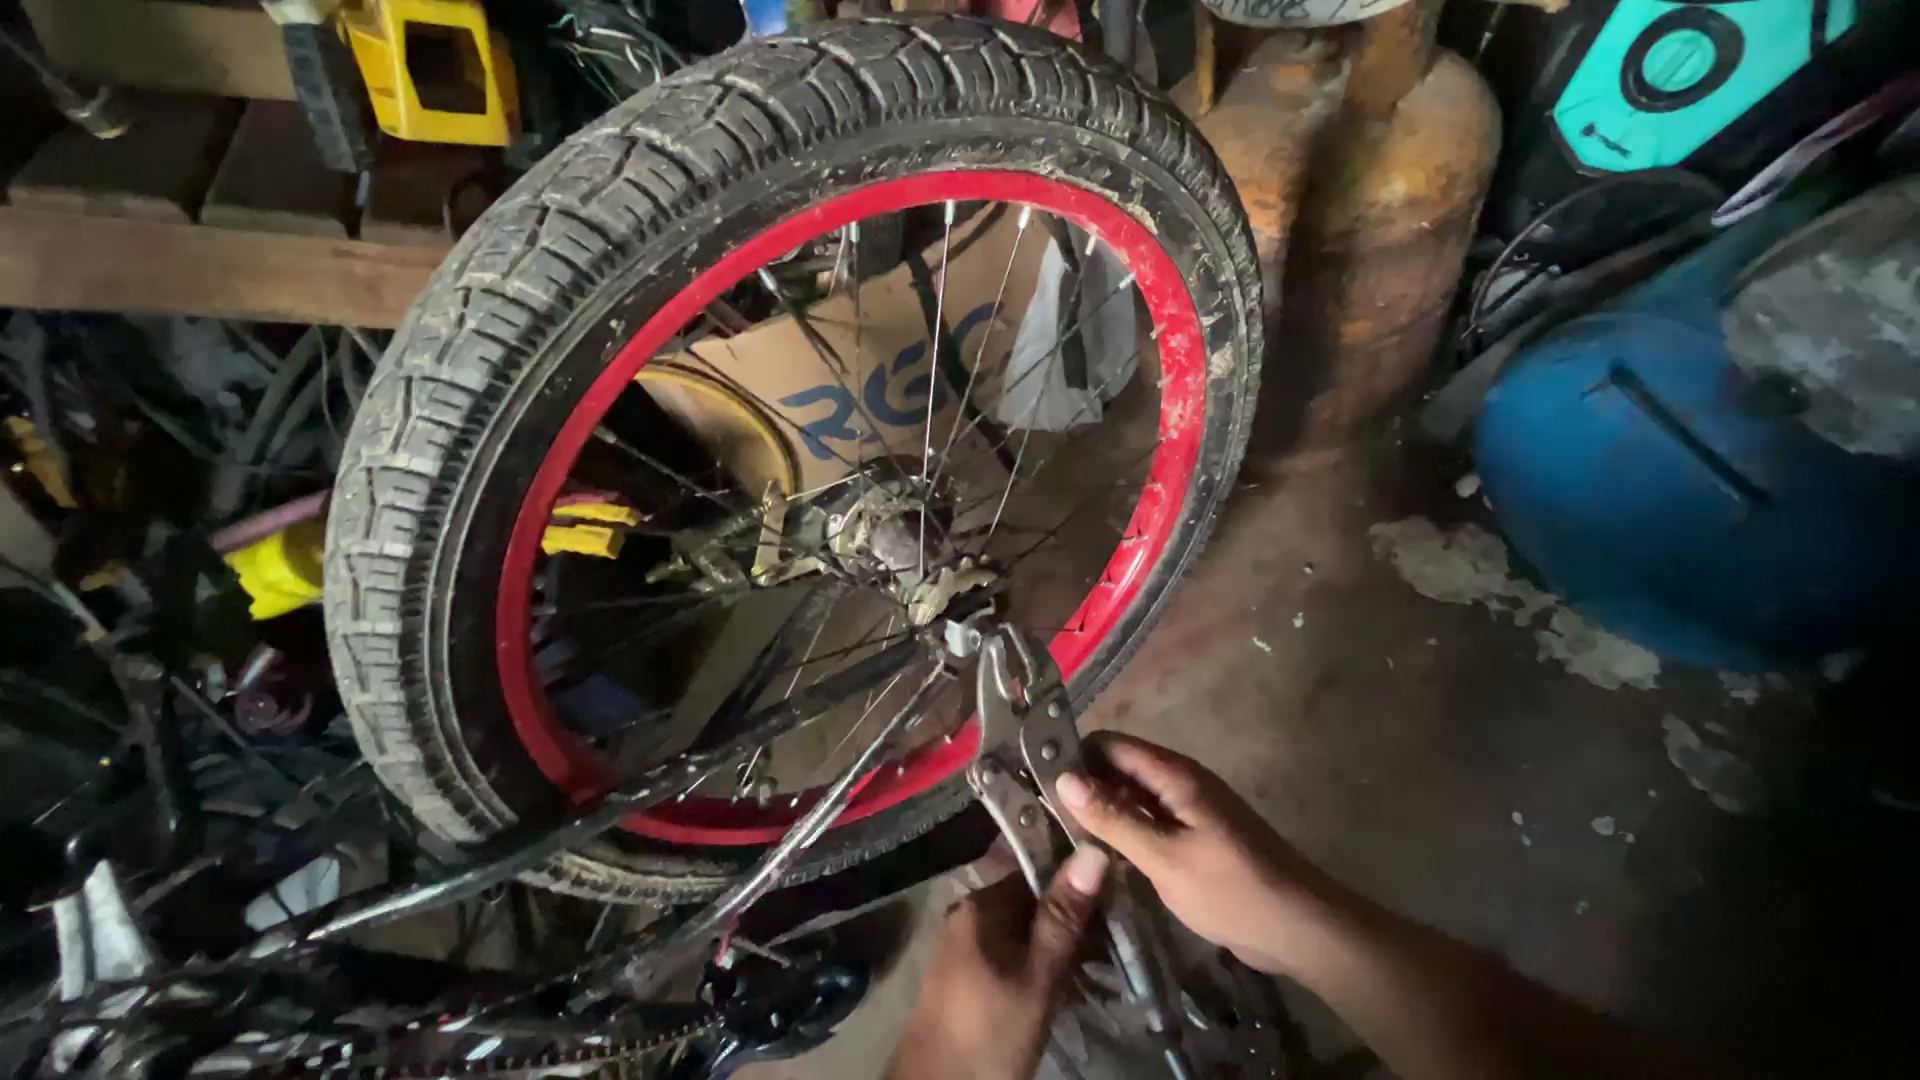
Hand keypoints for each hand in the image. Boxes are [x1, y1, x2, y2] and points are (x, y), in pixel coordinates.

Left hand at [885, 845, 1108, 1079]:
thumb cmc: (990, 1033)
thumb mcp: (1036, 978)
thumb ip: (1063, 916)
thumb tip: (1092, 849)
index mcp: (980, 904)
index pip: (1037, 870)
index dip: (1077, 883)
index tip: (1115, 898)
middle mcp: (967, 914)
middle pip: (1030, 900)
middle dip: (1072, 920)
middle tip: (1114, 945)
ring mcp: (964, 945)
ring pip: (1023, 930)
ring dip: (1060, 947)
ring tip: (1100, 971)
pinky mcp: (966, 975)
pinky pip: (1010, 953)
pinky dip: (1039, 965)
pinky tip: (1069, 988)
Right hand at [1054, 732, 1342, 976]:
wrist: (1301, 929)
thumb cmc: (1232, 889)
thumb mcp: (1164, 857)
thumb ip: (1113, 818)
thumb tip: (1063, 779)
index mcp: (1175, 775)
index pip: (1110, 744)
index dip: (1074, 755)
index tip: (1036, 780)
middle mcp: (1179, 782)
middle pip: (1119, 767)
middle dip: (1083, 784)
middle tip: (1040, 814)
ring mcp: (1188, 810)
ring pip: (1131, 795)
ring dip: (1101, 810)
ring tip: (1058, 834)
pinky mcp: (1193, 836)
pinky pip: (1148, 820)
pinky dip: (1123, 830)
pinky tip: (1098, 854)